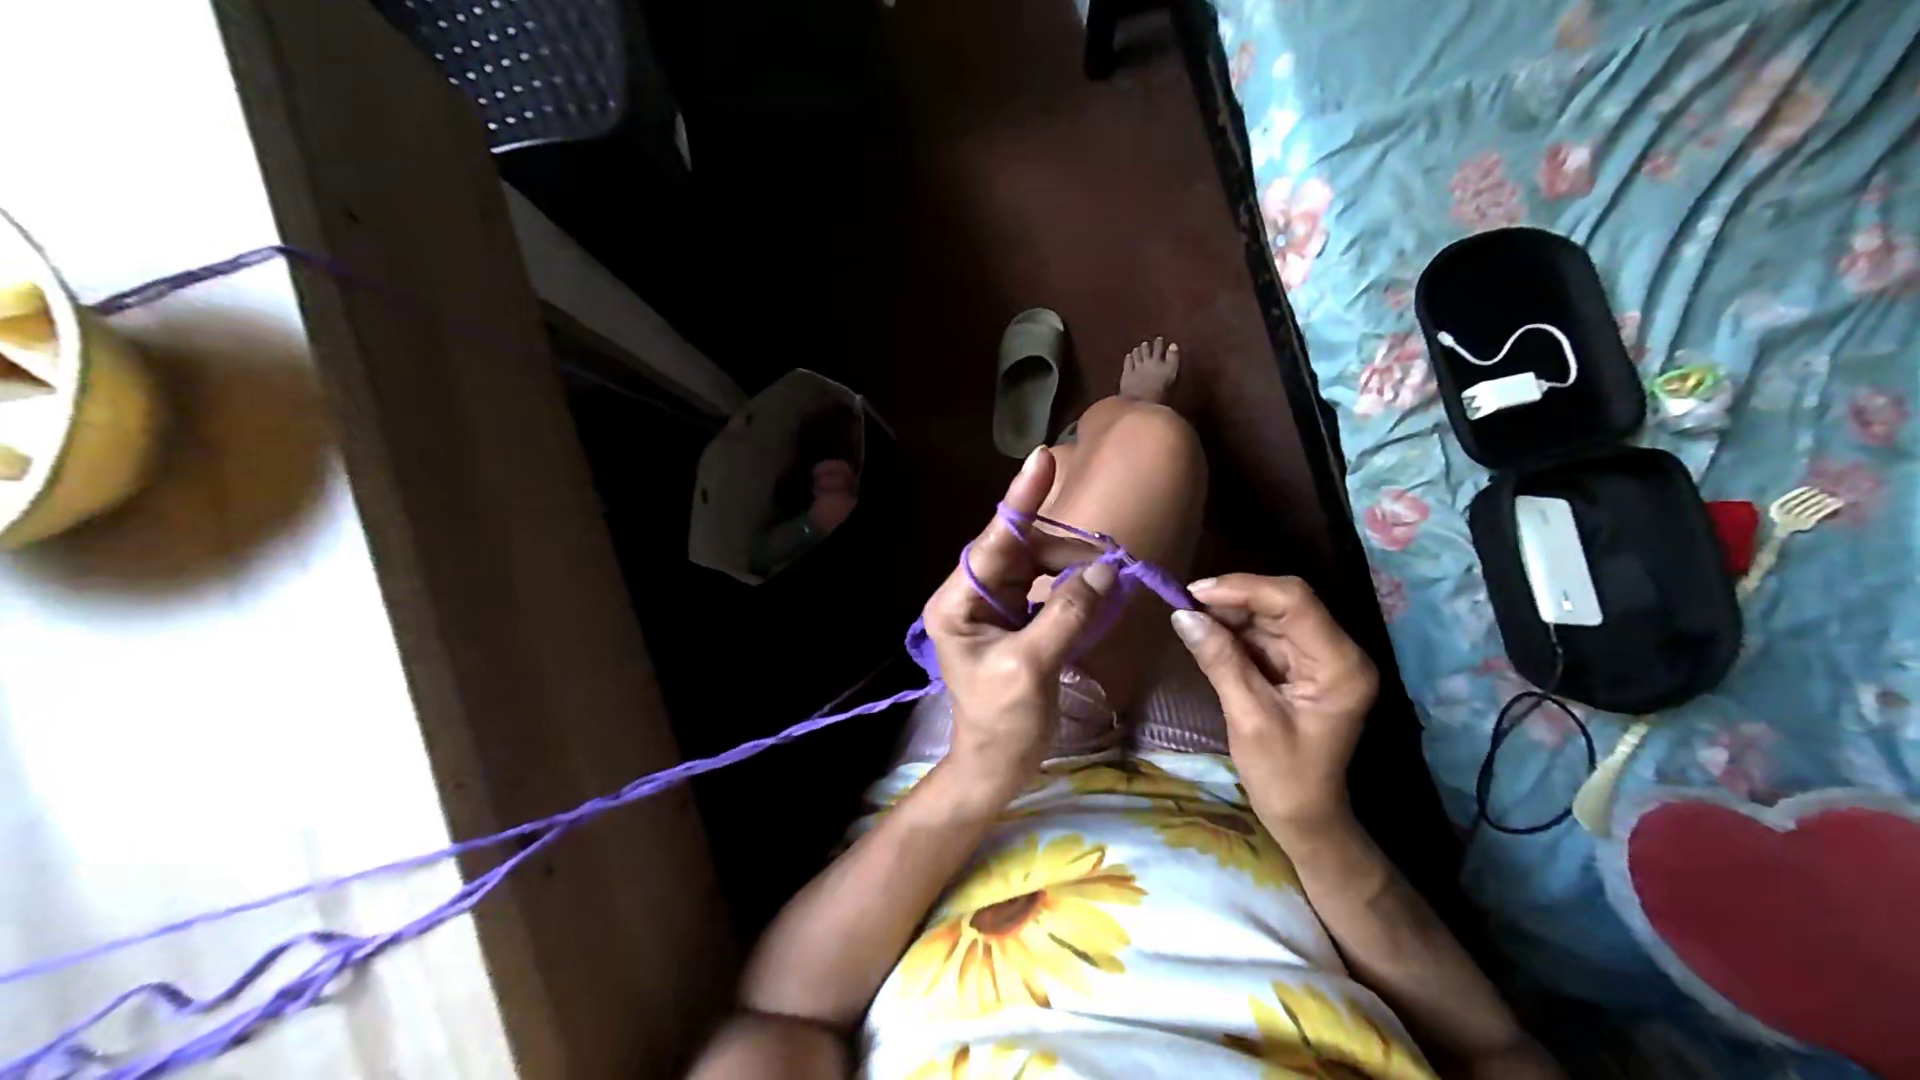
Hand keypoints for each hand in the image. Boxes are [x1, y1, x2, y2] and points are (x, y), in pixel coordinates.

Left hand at [921, 448, 1117, 804]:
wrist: (996, 765)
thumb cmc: (1002, 722)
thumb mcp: (1032, 667)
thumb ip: (1067, 614)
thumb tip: (1105, 571)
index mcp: (958, 602)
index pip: (993, 540)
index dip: (1020, 499)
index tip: (1043, 458)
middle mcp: (973, 595)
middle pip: (1022, 549)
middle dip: (1066, 549)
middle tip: (1113, 562)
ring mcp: (995, 606)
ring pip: (1038, 565)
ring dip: (1075, 567)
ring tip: (1111, 579)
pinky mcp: (1016, 619)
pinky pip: (1047, 587)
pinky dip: (1074, 587)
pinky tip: (1097, 592)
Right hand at [1170, 575, 1377, 832]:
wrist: (1305, 816)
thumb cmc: (1283, 776)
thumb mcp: (1248, 718)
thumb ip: (1219, 661)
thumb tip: (1182, 616)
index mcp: (1340, 665)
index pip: (1295, 602)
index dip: (1244, 589)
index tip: (1195, 593)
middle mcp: (1337, 652)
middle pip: (1285, 602)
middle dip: (1234, 598)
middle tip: (1186, 604)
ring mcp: (1320, 657)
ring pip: (1271, 613)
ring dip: (1230, 612)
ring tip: (1190, 617)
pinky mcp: (1300, 665)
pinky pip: (1265, 633)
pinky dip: (1234, 629)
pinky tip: (1207, 632)